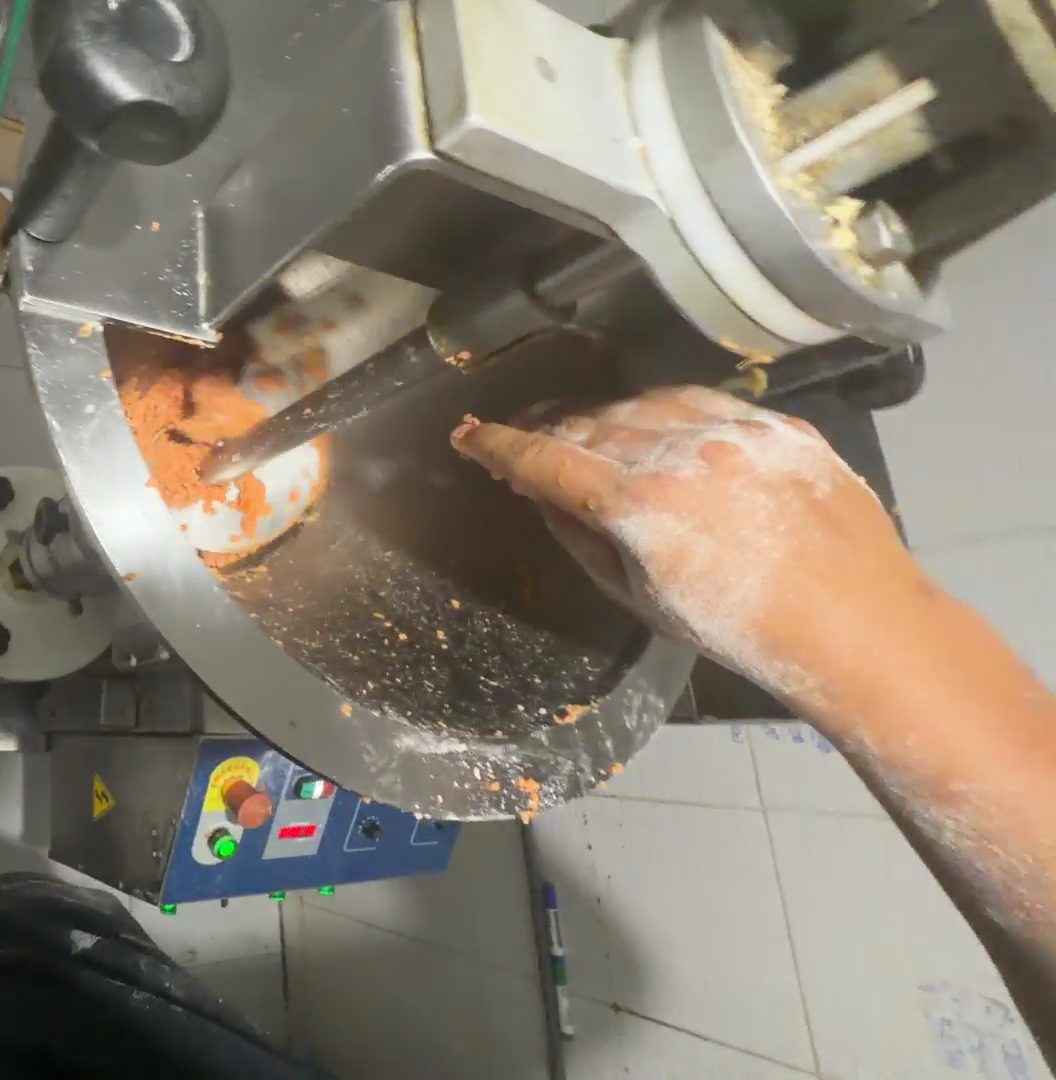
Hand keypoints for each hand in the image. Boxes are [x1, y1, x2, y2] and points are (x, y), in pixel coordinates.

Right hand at [451, 385, 923, 702]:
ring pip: (634, 405)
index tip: (467, 438)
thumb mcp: (630, 592)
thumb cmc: (728, 623)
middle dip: (544, 436)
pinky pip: (693, 400)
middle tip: (524, 450)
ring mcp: (735, 433)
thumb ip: (576, 532)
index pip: (545, 459)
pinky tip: (644, 428)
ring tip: (582, 441)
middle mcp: (682, 453)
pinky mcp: (778, 426)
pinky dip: (652, 410)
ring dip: (595, 422)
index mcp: (639, 503)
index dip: (497, 447)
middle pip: (585, 426)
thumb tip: (537, 490)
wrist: (856, 622)